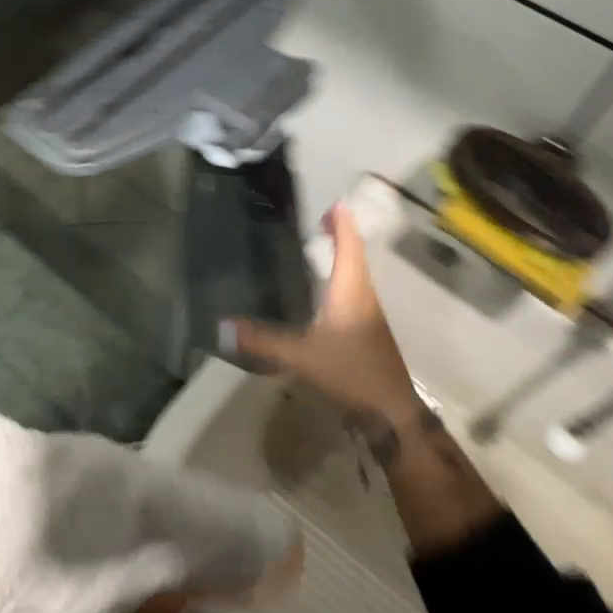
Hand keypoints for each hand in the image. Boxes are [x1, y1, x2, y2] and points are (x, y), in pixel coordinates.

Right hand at [227, 205, 421, 420]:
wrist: (390, 410)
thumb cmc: (351, 371)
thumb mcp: (302, 356)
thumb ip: (263, 341)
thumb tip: (223, 325)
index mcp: (350, 291)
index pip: (349, 246)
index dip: (342, 224)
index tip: (334, 203)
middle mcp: (363, 296)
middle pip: (356, 257)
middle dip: (341, 236)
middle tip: (322, 221)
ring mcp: (369, 316)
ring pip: (357, 276)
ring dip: (344, 258)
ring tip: (323, 248)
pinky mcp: (368, 333)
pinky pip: (355, 294)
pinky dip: (342, 281)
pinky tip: (327, 294)